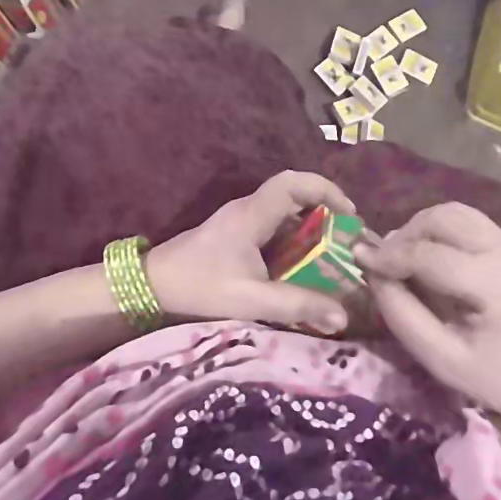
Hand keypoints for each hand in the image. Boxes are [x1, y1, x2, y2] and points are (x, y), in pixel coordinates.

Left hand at [147, 171, 357, 332]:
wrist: (151, 286)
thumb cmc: (198, 286)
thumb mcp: (250, 299)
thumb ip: (297, 305)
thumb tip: (342, 317)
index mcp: (252, 215)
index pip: (294, 183)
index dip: (326, 190)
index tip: (349, 213)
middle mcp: (247, 210)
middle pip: (294, 196)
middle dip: (325, 213)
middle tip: (346, 240)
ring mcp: (239, 222)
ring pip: (284, 214)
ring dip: (309, 229)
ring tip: (331, 255)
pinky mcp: (234, 236)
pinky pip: (272, 229)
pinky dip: (293, 242)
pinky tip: (301, 268)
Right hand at [356, 203, 500, 422]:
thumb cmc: (493, 379)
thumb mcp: (438, 357)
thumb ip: (401, 312)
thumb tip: (372, 273)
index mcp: (495, 284)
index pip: (429, 254)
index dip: (388, 255)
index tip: (357, 260)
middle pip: (444, 218)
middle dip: (405, 234)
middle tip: (382, 261)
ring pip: (455, 213)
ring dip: (420, 228)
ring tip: (401, 258)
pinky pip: (466, 223)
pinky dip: (438, 231)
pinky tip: (424, 257)